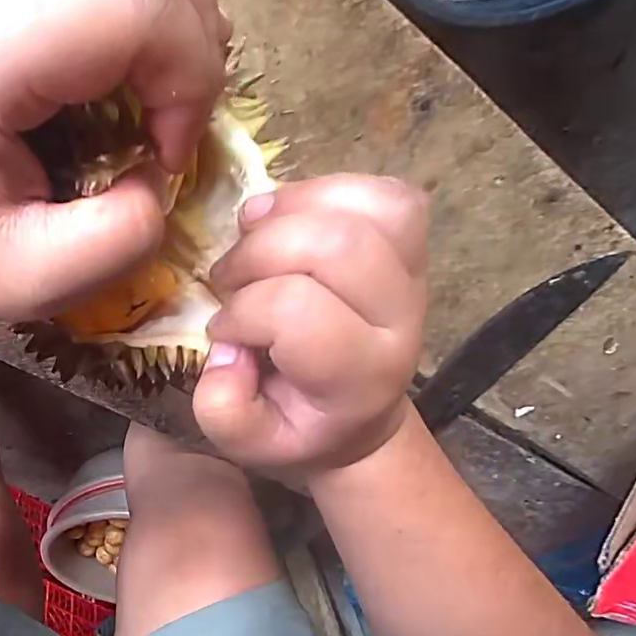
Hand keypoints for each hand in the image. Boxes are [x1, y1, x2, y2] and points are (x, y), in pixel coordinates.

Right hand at [194, 175, 428, 484]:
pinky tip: (283, 217)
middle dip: (259, 252)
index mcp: (358, 377)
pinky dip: (321, 191)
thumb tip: (223, 345)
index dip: (242, 312)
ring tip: (253, 235)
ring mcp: (414, 276)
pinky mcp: (411, 245)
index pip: (297, 312)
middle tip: (229, 280)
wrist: (353, 415)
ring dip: (292, 210)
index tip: (222, 330)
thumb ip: (223, 410)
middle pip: (337, 245)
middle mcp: (400, 321)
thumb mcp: (248, 444)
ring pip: (369, 207)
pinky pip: (381, 191)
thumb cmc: (295, 426)